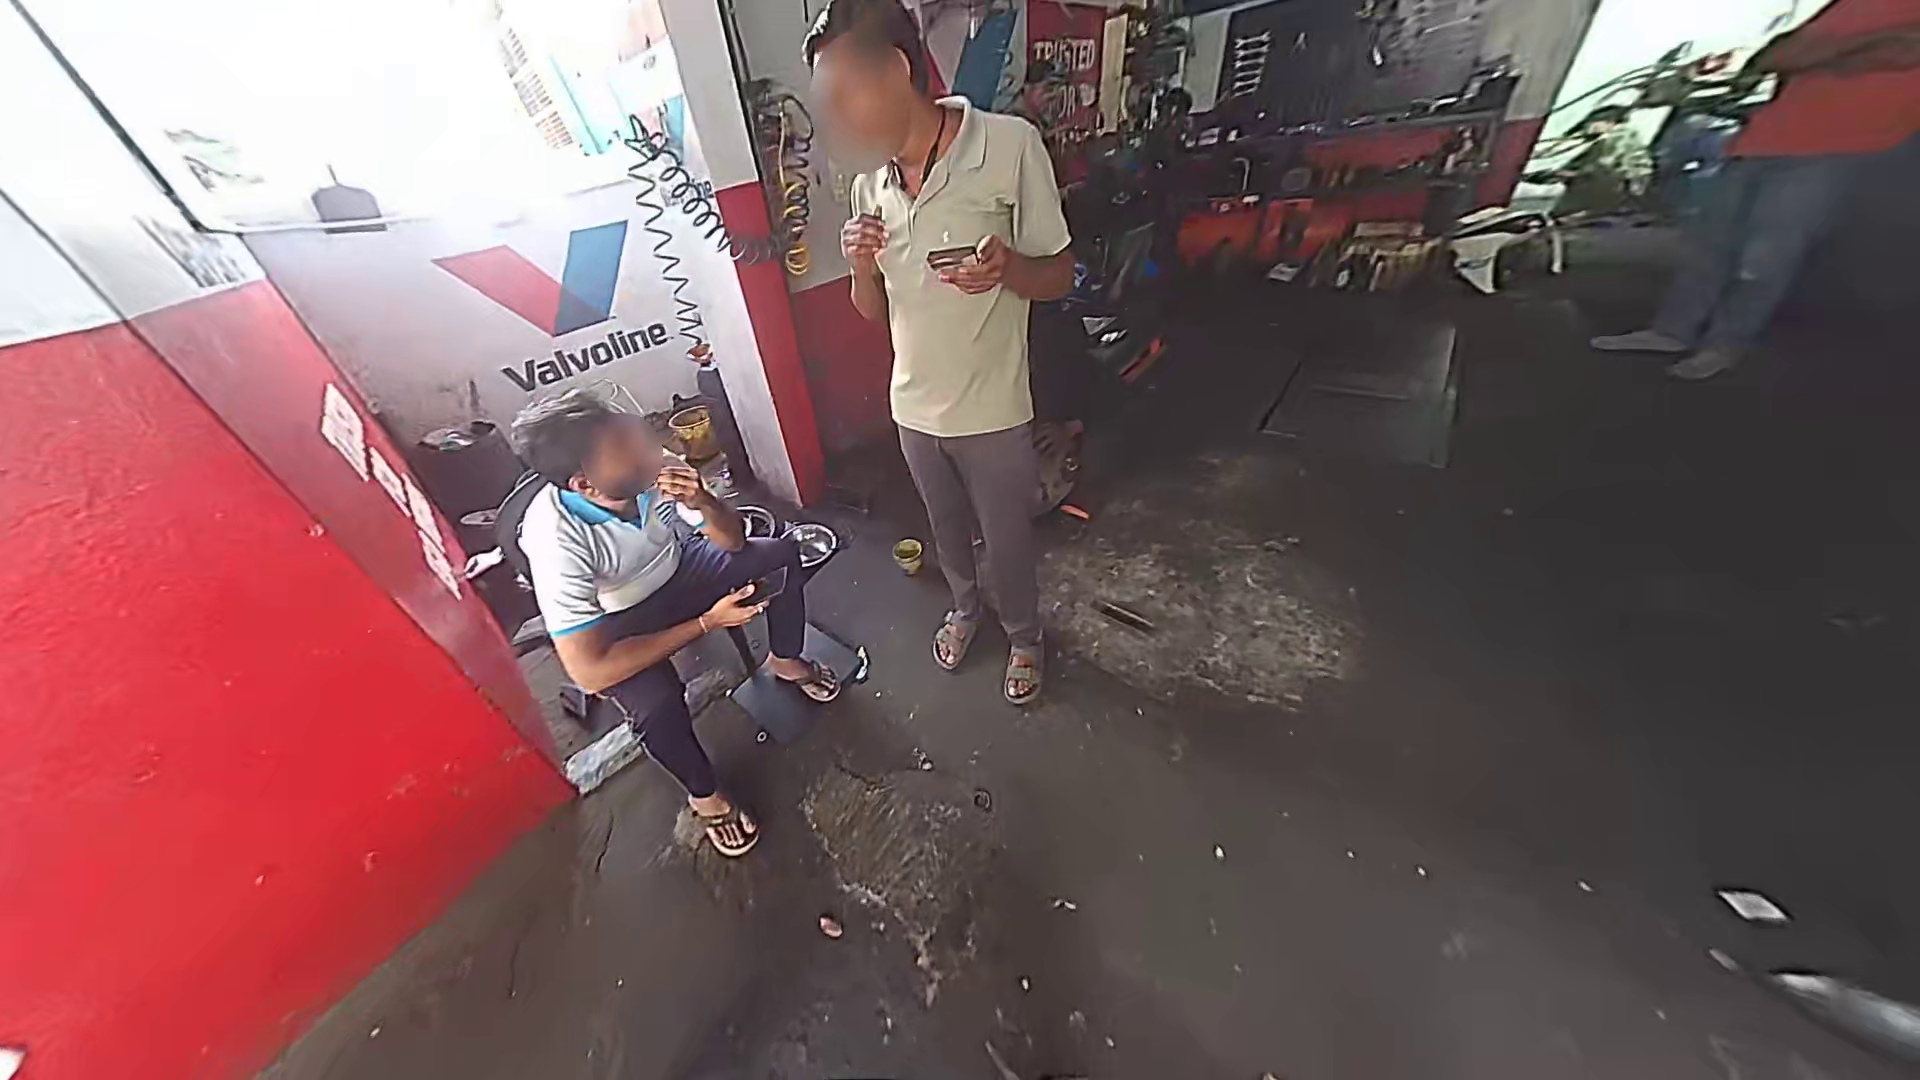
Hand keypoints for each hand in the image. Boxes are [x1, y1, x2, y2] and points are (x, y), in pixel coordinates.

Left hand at [655, 464, 711, 508]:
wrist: (707, 502)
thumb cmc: (696, 489)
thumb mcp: (691, 478)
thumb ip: (679, 474)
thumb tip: (661, 471)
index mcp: (693, 473)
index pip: (675, 470)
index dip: (664, 471)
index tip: (655, 472)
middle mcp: (693, 480)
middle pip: (673, 478)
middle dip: (662, 478)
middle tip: (654, 480)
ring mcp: (692, 490)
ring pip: (673, 487)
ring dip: (663, 486)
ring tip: (658, 486)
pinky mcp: (689, 499)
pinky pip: (675, 496)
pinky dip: (668, 495)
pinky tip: (663, 495)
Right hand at [702, 585, 765, 630]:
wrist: (711, 621)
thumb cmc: (720, 611)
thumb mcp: (731, 599)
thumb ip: (742, 593)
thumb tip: (751, 588)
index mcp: (746, 612)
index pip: (759, 607)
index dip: (763, 602)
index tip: (767, 599)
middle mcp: (745, 618)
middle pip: (755, 610)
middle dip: (756, 604)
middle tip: (758, 599)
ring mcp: (741, 620)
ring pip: (749, 613)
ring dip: (750, 607)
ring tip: (747, 601)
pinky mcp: (736, 621)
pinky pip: (744, 615)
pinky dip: (744, 610)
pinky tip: (738, 606)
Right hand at [842, 214, 886, 271]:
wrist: (861, 264)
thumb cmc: (866, 246)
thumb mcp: (870, 233)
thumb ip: (873, 221)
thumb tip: (879, 207)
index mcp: (851, 223)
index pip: (861, 218)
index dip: (873, 220)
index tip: (883, 225)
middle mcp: (846, 230)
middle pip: (862, 227)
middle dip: (876, 231)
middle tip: (886, 235)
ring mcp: (845, 241)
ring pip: (860, 237)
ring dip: (874, 240)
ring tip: (883, 243)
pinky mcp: (847, 251)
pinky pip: (858, 248)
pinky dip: (869, 248)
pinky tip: (876, 249)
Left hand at [939, 234, 1008, 293]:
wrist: (1011, 267)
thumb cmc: (1002, 254)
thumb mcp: (997, 243)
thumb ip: (989, 244)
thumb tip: (980, 250)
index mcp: (996, 266)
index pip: (982, 271)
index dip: (970, 271)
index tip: (960, 270)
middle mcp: (991, 277)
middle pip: (972, 280)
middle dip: (956, 277)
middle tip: (944, 275)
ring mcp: (987, 283)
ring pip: (971, 286)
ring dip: (956, 283)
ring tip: (944, 278)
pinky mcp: (983, 287)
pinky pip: (972, 289)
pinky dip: (962, 286)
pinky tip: (954, 283)